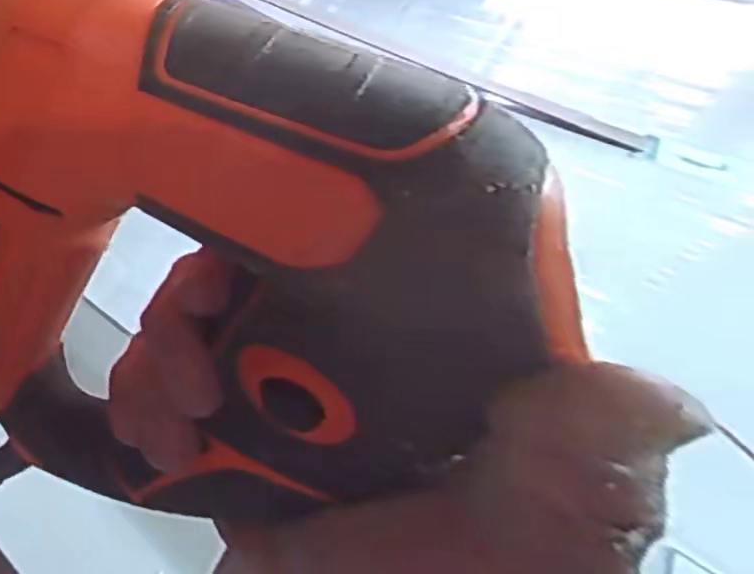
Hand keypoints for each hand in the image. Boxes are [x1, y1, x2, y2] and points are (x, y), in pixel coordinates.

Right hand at [109, 251, 713, 573]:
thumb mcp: (545, 539)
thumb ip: (576, 468)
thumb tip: (648, 392)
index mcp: (389, 343)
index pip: (311, 255)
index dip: (256, 245)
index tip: (221, 281)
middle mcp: (314, 343)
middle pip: (219, 281)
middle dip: (179, 321)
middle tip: (188, 384)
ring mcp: (252, 378)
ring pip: (172, 324)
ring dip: (151, 368)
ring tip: (164, 434)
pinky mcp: (208, 415)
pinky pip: (147, 374)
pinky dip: (135, 396)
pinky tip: (148, 441)